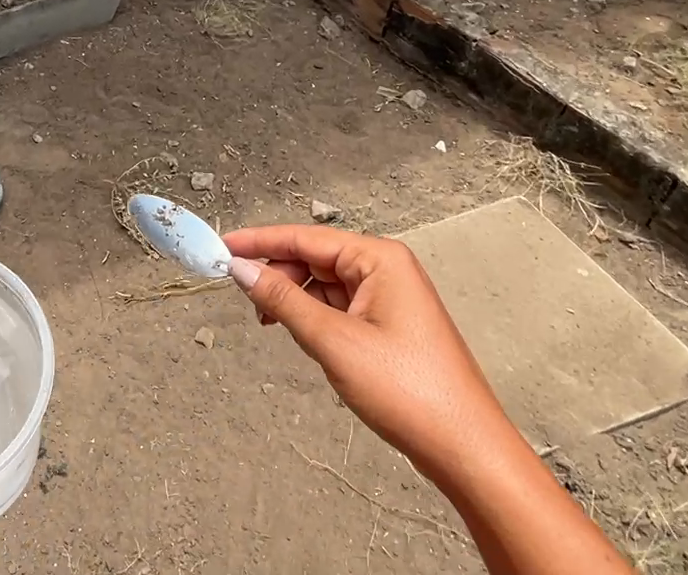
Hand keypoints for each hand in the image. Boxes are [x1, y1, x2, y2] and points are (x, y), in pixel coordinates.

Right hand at [221, 224, 514, 481]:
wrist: (465, 450)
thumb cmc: (410, 392)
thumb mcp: (332, 341)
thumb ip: (282, 299)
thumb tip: (242, 270)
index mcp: (379, 259)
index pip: (304, 237)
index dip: (259, 242)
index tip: (222, 247)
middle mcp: (385, 270)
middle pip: (312, 257)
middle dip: (277, 275)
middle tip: (246, 299)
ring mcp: (388, 297)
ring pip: (321, 283)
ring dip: (292, 298)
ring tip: (272, 323)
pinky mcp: (387, 324)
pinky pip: (335, 305)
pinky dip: (311, 316)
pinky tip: (299, 334)